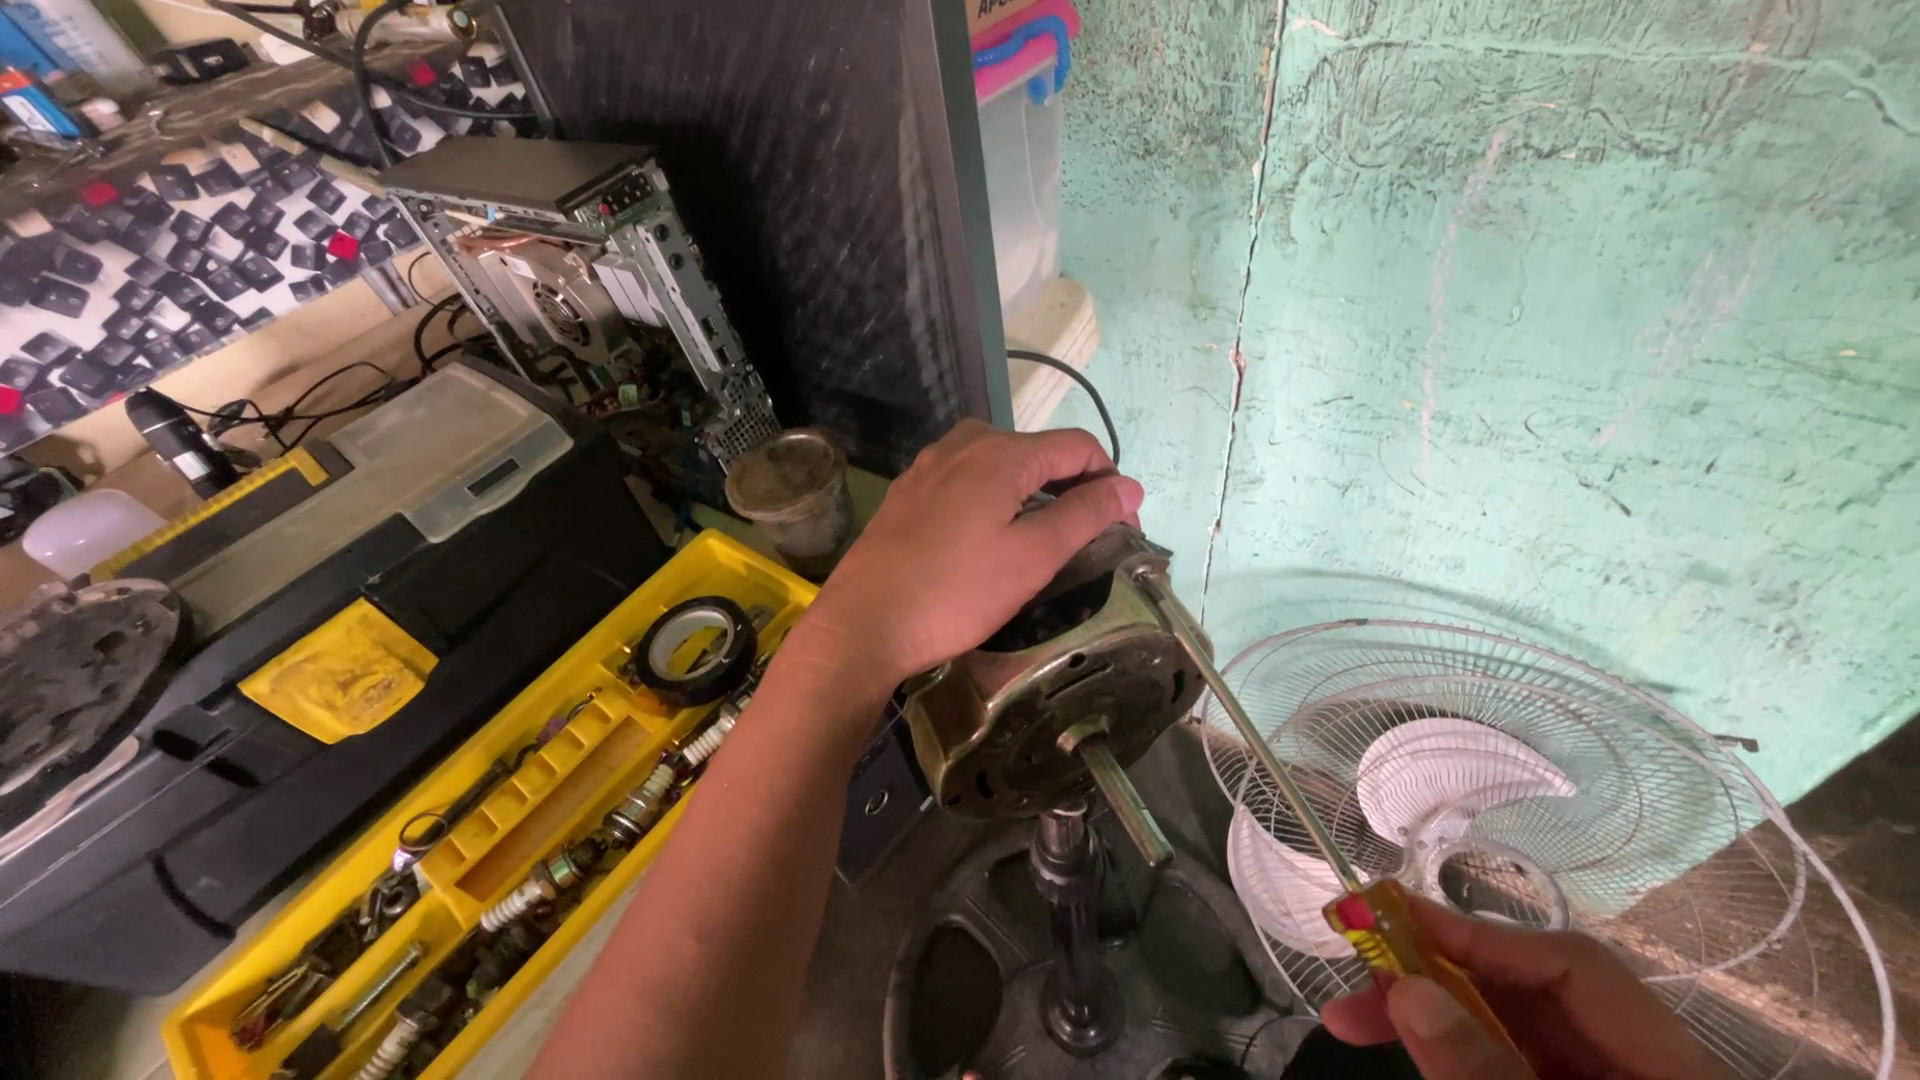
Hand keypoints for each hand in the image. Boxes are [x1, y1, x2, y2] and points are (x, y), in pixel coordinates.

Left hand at [796, 419, 1142, 688]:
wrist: (863, 624)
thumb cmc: (956, 593)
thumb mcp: (1033, 556)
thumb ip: (1086, 514)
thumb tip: (1130, 485)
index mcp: (1000, 453)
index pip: (1077, 446)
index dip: (1109, 482)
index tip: (1122, 528)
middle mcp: (962, 444)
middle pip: (1037, 452)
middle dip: (1070, 488)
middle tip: (1083, 540)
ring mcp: (927, 467)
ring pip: (999, 465)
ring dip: (1031, 494)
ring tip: (1039, 541)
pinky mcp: (907, 493)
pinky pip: (965, 481)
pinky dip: (992, 500)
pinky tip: (986, 541)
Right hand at [1320, 897, 1727, 1079]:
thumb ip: (1482, 1076)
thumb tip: (1406, 988)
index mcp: (1676, 1075)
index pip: (1574, 969)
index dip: (1481, 936)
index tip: (1391, 917)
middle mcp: (1645, 1071)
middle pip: (1531, 993)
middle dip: (1435, 977)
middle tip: (1351, 980)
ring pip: (1511, 1024)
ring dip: (1430, 1012)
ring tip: (1352, 1020)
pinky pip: (1508, 1060)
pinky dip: (1453, 1050)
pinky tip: (1411, 1046)